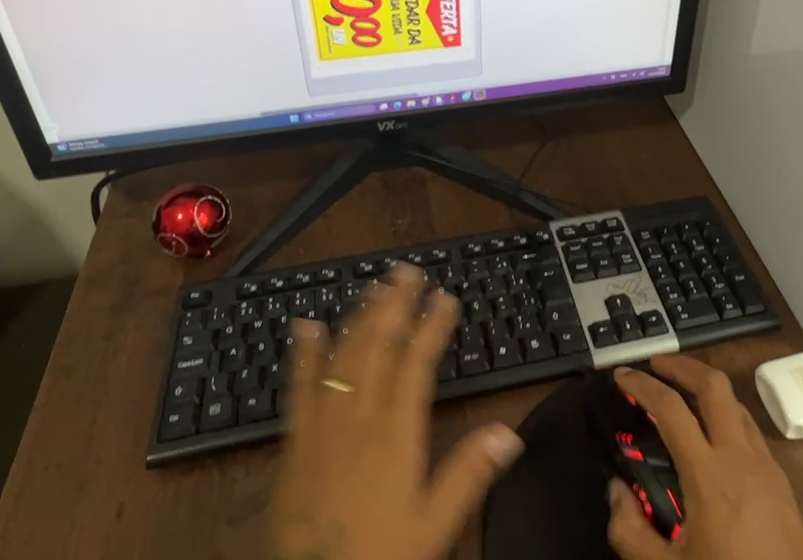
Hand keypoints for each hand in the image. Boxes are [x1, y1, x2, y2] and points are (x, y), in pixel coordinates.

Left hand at [270, 264, 524, 559]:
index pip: (416, 364)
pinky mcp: (295, 440)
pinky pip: (299, 387)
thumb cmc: (378, 554)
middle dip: (394, 305)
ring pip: (342, 357)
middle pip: (377, 347)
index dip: (432, 326)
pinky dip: (303, 353)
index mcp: (395, 434)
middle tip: (407, 272)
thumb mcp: (434, 523)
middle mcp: (358, 418)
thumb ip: (469, 474)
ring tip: (374, 286)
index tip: (445, 297)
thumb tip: (508, 433)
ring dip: (358, 316)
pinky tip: (306, 326)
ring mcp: (323, 425)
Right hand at [607, 356, 802, 559]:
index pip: (671, 408)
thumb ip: (631, 532)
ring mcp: (767, 467)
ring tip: (683, 395)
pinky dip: (727, 417)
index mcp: (709, 475)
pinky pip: (751, 431)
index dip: (643, 384)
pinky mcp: (782, 483)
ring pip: (737, 405)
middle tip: (657, 364)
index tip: (622, 376)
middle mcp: (741, 458)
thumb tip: (616, 491)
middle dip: (683, 366)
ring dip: (708, 389)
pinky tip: (713, 439)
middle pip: (715, 386)